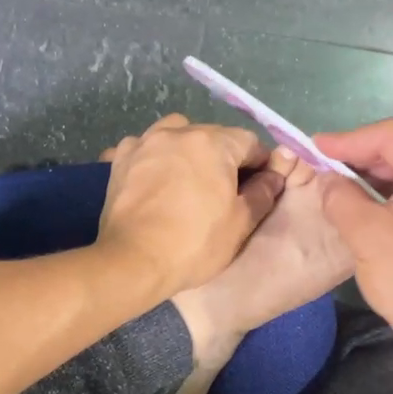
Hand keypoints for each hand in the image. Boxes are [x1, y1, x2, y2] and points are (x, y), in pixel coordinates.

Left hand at [96, 113, 285, 295]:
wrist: (133, 261)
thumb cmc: (194, 244)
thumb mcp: (241, 224)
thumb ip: (262, 193)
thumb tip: (274, 176)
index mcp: (212, 142)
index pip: (249, 142)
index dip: (259, 164)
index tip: (257, 187)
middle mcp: (177, 132)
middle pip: (211, 136)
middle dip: (221, 158)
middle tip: (221, 191)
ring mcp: (143, 144)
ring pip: (174, 135)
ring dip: (184, 151)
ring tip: (185, 180)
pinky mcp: (118, 161)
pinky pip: (142, 150)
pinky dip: (150, 159)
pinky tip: (150, 179)